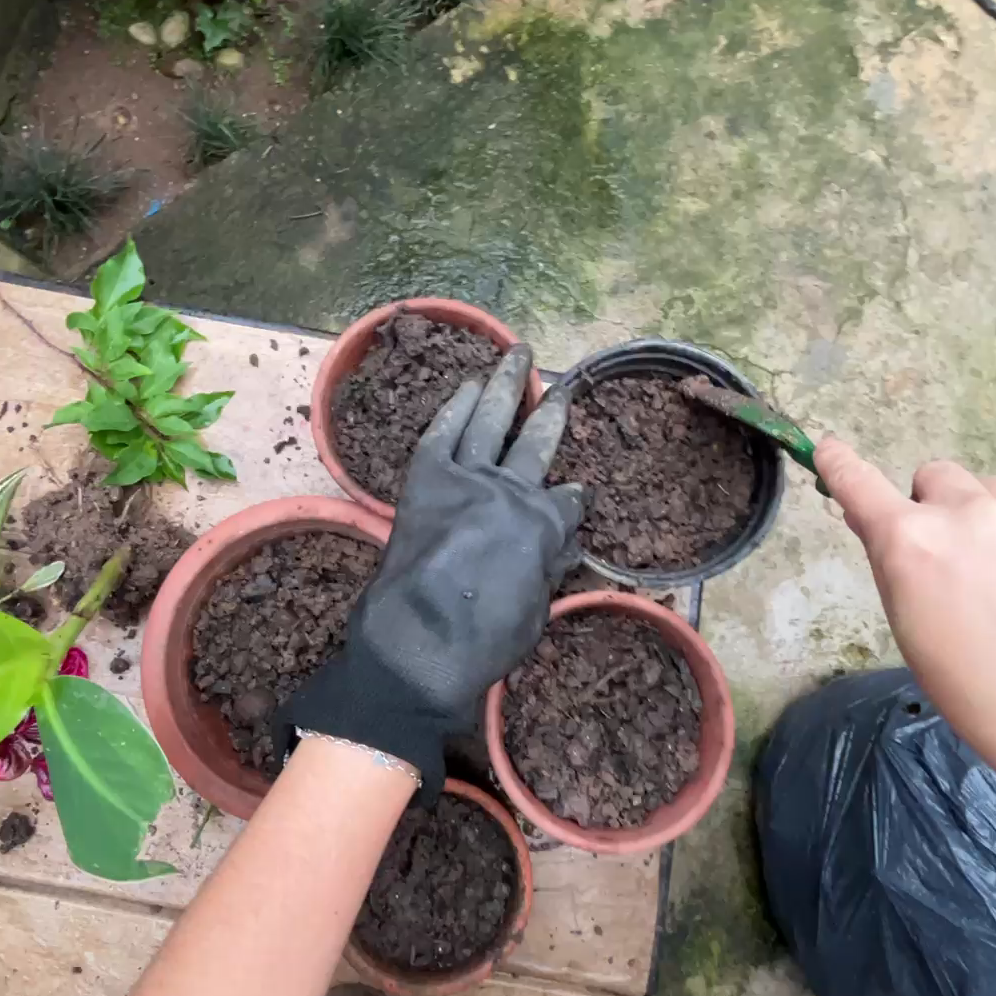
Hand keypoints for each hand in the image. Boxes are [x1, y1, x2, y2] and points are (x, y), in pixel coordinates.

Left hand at [277, 345, 582, 796]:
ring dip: (507, 384)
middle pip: (536, 443)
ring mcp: (469, 479)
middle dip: (551, 414)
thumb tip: (569, 540)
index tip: (574, 495)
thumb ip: (550, 567)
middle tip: (563, 388)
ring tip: (518, 353)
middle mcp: (513, 492)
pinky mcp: (427, 479)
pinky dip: (456, 405)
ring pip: (492, 420)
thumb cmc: (484, 642)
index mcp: (545, 527)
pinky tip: (470, 384)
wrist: (421, 642)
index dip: (571, 501)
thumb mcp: (536, 612)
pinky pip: (444, 431)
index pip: (568, 503)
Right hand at [813, 438, 995, 812]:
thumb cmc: (975, 694)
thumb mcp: (910, 627)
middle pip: (939, 476)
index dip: (840, 465)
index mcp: (911, 541)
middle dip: (937, 506)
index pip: (859, 484)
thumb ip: (896, 565)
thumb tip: (884, 526)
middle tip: (955, 556)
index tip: (828, 446)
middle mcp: (970, 513)